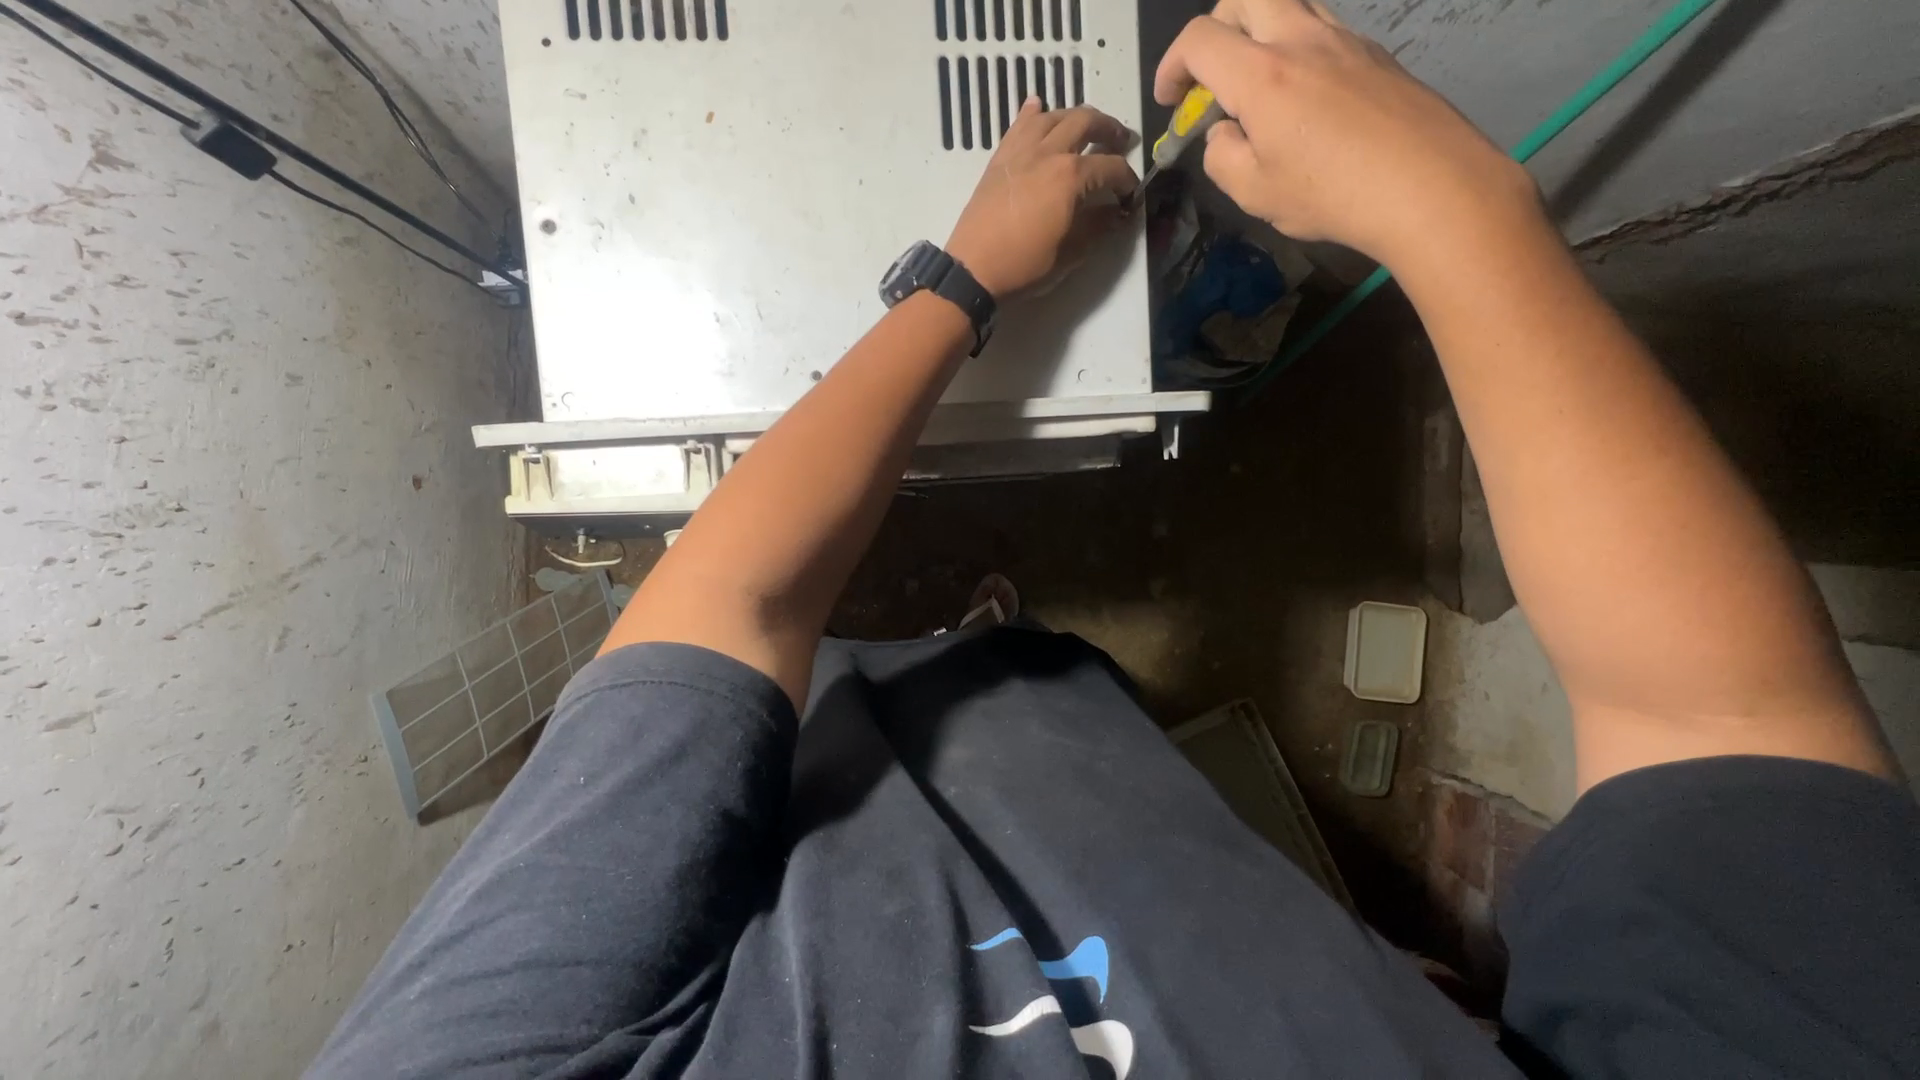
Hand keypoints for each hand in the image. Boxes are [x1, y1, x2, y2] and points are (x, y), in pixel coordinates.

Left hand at [945, 99, 1139, 300]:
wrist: (973, 269)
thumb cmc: (1024, 265)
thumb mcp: (1070, 253)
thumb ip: (1098, 227)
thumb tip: (1117, 214)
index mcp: (1070, 176)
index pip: (1111, 167)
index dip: (1127, 180)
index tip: (1130, 195)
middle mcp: (1048, 152)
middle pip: (1086, 122)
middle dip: (1109, 129)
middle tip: (1120, 140)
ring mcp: (1021, 151)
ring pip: (1053, 115)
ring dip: (1075, 116)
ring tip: (1085, 127)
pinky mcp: (1000, 158)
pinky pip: (1019, 125)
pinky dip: (1033, 113)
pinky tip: (1038, 107)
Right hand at [1154, 0, 1540, 269]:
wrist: (1429, 186)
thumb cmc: (1332, 194)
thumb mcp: (1253, 192)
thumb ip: (1221, 155)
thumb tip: (1223, 132)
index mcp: (1262, 74)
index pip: (1199, 40)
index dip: (1171, 65)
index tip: (1170, 100)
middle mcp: (1302, 39)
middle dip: (1215, 28)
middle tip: (1212, 73)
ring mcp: (1345, 40)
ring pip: (1290, 4)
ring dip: (1260, 32)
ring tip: (1259, 84)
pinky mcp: (1376, 55)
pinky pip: (1325, 30)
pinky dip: (1298, 50)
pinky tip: (1305, 99)